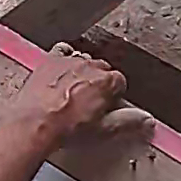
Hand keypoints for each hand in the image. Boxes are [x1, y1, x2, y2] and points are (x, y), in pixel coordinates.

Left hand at [5, 43, 152, 148]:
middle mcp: (89, 66)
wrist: (34, 123)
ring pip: (84, 60)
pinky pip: (63, 51)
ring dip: (83, 72)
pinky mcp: (50, 60)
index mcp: (106, 81)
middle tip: (91, 102)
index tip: (107, 106)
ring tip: (75, 90)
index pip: (120, 82)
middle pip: (102, 70)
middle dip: (99, 83)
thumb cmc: (65, 127)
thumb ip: (127, 121)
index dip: (114, 95)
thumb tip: (146, 119)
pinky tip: (62, 71)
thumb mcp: (102, 129)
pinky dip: (65, 58)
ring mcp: (69, 61)